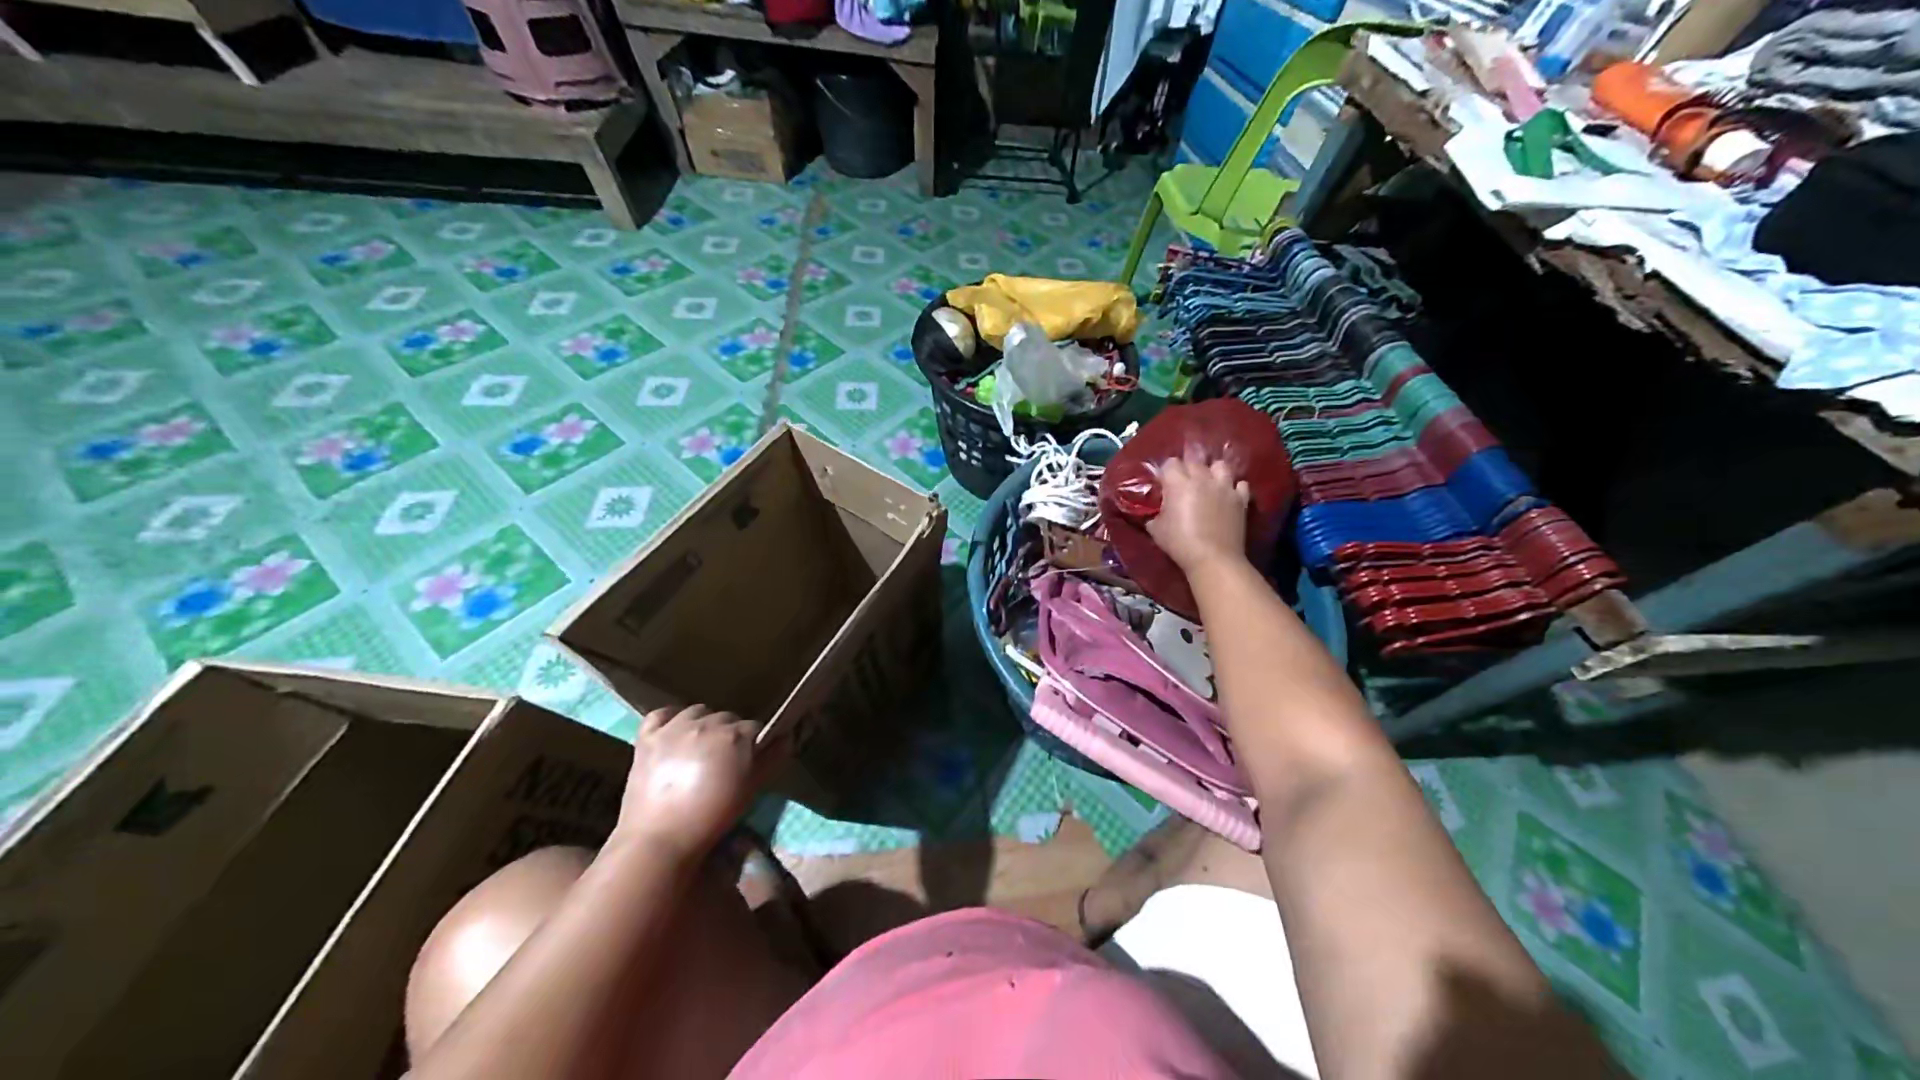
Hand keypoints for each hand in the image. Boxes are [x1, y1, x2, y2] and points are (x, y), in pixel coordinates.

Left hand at [615, 705, 759, 861]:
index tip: (750, 762)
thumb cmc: (713, 817)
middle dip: (729, 735)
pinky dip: (670, 719)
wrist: (660, 839)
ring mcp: (674, 728)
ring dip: (703, 725)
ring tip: (699, 749)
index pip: (755, 728)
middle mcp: (707, 723)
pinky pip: (662, 714)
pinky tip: (673, 734)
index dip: (755, 745)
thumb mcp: (752, 789)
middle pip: (727, 718)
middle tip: (723, 761)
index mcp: (735, 735)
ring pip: (697, 711)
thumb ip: (772, 759)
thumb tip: (786, 737)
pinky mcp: (647, 737)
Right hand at [1146, 452, 1249, 573]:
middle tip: (1183, 483)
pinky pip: (1241, 484)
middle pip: (1194, 460)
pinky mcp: (1241, 499)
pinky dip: (1234, 487)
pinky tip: (1228, 495)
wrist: (1213, 558)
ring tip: (1209, 482)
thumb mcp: (1155, 529)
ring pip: (1220, 465)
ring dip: (1213, 471)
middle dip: (1187, 468)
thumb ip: (1155, 513)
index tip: (1163, 483)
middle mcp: (1203, 478)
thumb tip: (1154, 511)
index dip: (1166, 471)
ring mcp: (1225, 487)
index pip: (1170, 463)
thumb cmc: (1180, 543)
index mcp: (1178, 483)